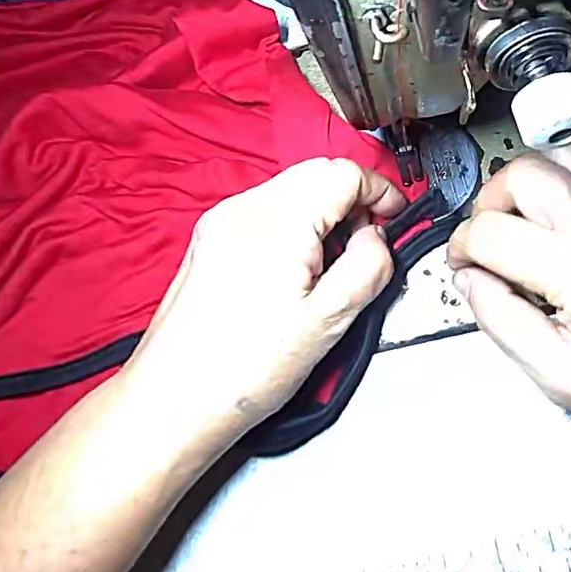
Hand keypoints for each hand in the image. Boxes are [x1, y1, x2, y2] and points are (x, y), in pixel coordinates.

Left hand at [125, 158, 406, 443]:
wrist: (175, 398)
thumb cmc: (240, 369)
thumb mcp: (328, 322)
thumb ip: (368, 267)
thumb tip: (378, 238)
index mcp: (277, 221)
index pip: (344, 173)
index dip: (380, 191)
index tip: (394, 217)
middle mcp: (245, 210)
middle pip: (318, 173)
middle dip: (353, 200)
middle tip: (368, 243)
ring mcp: (223, 221)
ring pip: (294, 189)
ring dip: (325, 212)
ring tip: (331, 266)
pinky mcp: (213, 238)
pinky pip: (269, 209)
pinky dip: (297, 224)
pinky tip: (299, 269)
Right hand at [446, 142, 570, 483]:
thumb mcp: (561, 378)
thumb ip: (501, 321)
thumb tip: (470, 278)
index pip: (491, 232)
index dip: (461, 248)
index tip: (463, 265)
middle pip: (522, 174)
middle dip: (488, 202)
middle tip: (489, 237)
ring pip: (563, 151)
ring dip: (529, 178)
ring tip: (524, 216)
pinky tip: (569, 203)